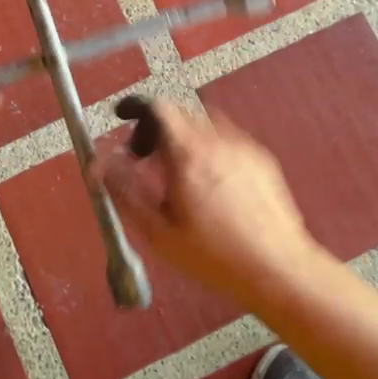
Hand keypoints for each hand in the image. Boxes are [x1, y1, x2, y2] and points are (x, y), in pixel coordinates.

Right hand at [96, 101, 318, 305]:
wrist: (281, 271)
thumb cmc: (215, 257)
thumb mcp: (159, 232)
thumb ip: (125, 192)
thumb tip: (96, 164)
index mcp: (188, 153)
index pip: (158, 106)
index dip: (136, 109)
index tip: (122, 121)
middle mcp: (216, 140)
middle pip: (179, 112)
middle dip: (156, 129)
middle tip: (146, 159)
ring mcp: (243, 147)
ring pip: (204, 123)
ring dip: (184, 138)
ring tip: (179, 174)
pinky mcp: (263, 160)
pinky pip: (228, 140)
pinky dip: (211, 149)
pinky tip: (212, 187)